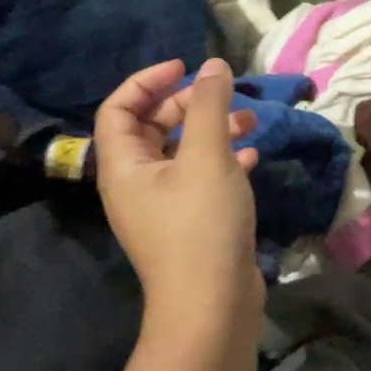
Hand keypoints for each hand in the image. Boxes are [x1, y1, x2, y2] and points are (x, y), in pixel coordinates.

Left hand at [94, 57, 263, 330]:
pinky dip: (223, 159)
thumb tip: (213, 66)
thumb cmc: (200, 224)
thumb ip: (209, 106)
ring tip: (250, 121)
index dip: (148, 81)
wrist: (211, 305)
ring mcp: (163, 206)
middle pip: (151, 127)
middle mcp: (136, 183)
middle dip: (188, 104)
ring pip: (181, 151)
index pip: (119, 108)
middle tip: (223, 96)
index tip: (186, 68)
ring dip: (212, 129)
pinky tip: (252, 156)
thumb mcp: (206, 156)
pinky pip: (201, 177)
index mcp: (124, 166)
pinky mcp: (190, 222)